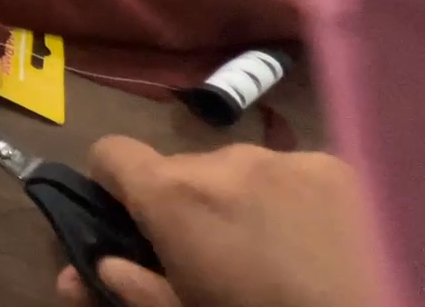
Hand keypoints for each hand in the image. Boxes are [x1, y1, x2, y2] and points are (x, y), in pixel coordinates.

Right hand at [54, 137, 373, 306]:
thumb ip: (135, 288)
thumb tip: (94, 267)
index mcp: (170, 192)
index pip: (110, 153)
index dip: (115, 184)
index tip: (137, 221)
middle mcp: (220, 160)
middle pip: (184, 170)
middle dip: (197, 205)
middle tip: (229, 259)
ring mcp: (289, 162)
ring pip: (245, 173)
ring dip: (252, 203)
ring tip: (294, 256)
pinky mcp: (346, 172)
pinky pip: (302, 178)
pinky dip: (306, 204)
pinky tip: (337, 248)